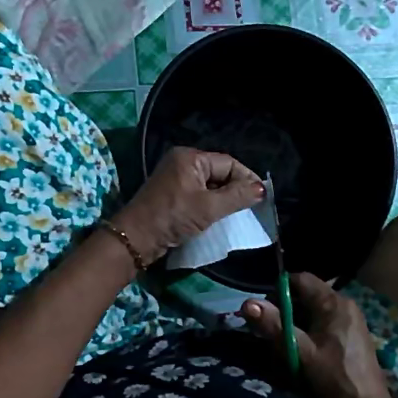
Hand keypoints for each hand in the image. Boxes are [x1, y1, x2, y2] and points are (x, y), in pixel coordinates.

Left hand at [110, 147, 263, 262]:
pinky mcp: (173, 193)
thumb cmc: (172, 218)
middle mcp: (182, 161)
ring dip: (225, 197)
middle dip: (237, 188)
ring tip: (240, 212)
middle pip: (220, 172)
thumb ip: (237, 196)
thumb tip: (262, 189)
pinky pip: (200, 192)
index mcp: (190, 157)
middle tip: (253, 206)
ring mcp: (176, 177)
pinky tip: (220, 214)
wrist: (135, 239)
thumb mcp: (209, 208)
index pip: (229, 163)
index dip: (247, 179)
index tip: (262, 197)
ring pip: (211, 184)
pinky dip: (212, 202)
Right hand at [243, 273, 397, 397]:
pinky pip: (326, 323)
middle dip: (286, 309)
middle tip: (270, 331)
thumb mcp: (300, 352)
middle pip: (308, 295)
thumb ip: (274, 326)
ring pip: (316, 311)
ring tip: (284, 345)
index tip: (263, 309)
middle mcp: (345, 304)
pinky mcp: (352, 335)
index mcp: (334, 302)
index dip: (279, 290)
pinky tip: (303, 353)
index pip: (301, 279)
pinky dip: (311, 332)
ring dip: (297, 323)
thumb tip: (247, 302)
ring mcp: (351, 320)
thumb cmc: (334, 379)